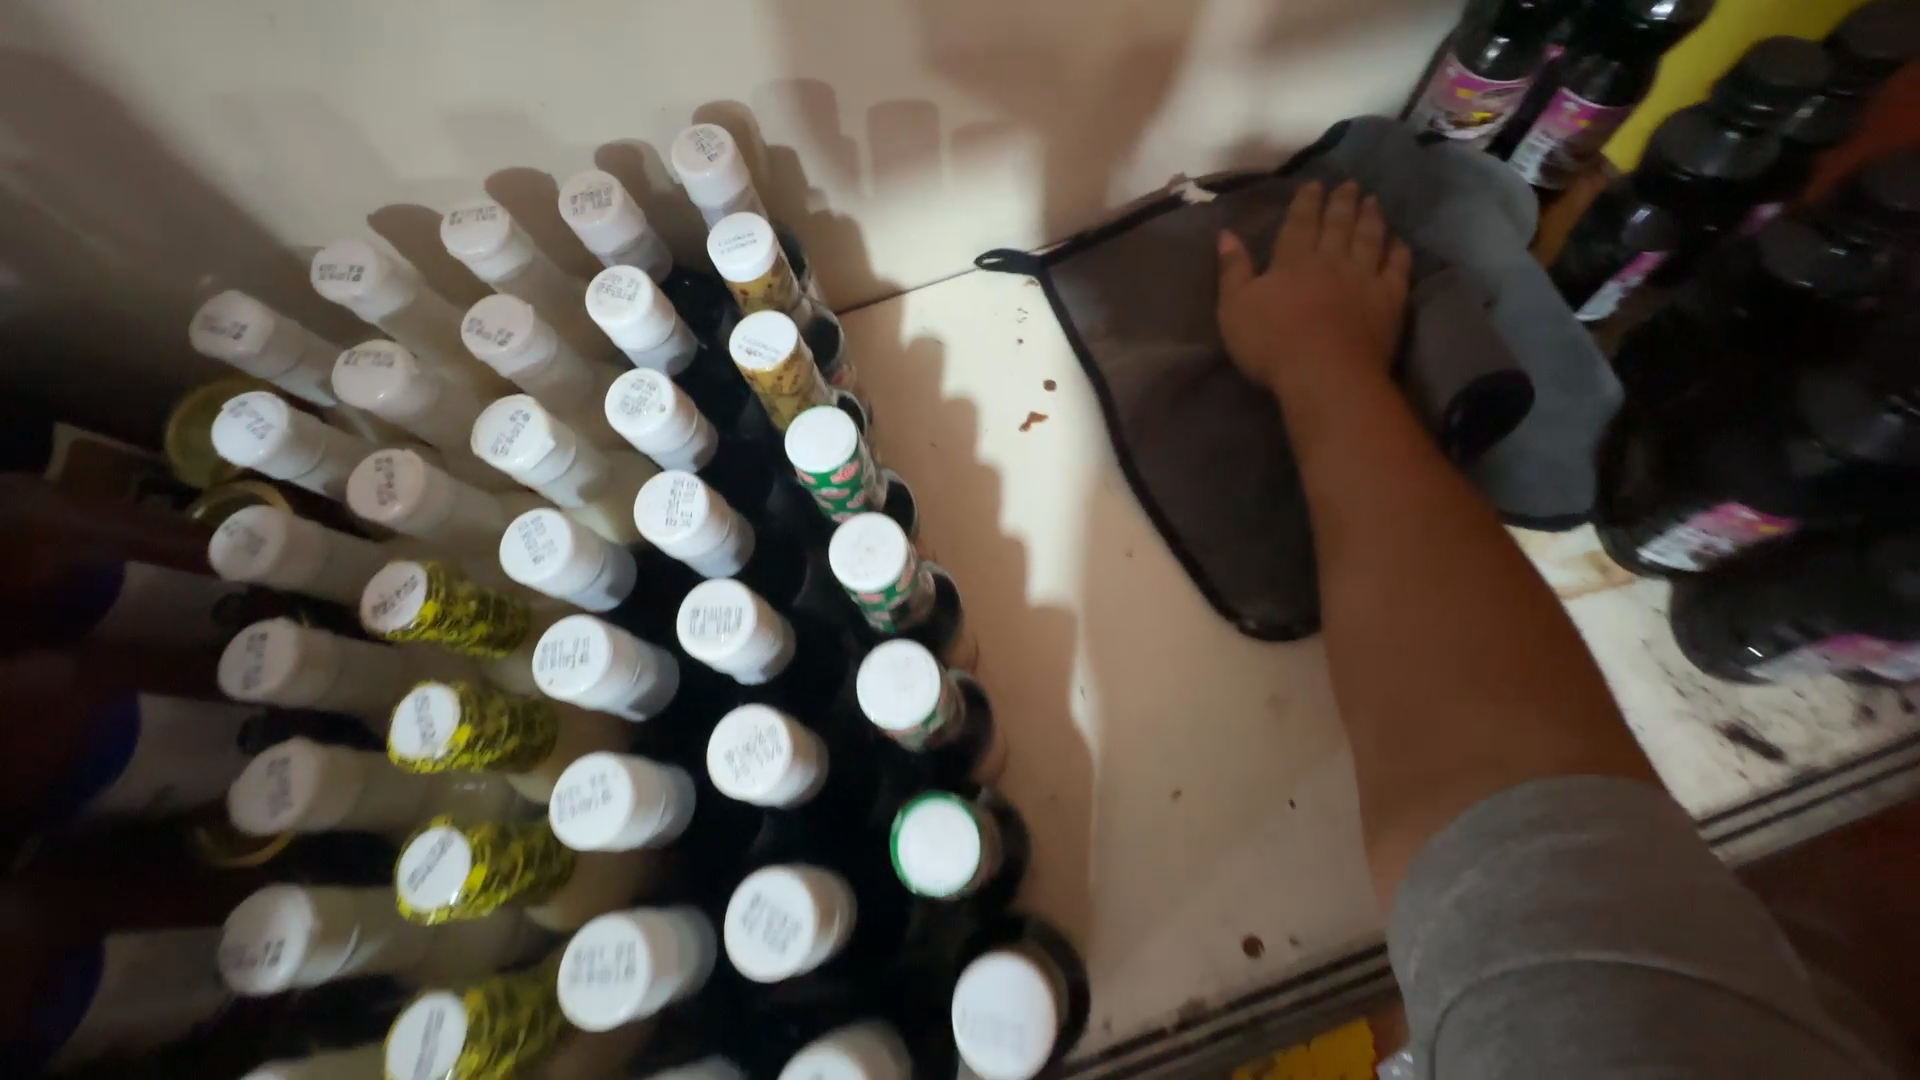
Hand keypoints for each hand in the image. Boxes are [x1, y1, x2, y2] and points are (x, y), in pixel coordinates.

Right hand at [1216, 180, 1412, 391]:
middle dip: (1343, 202)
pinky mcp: (1389, 300)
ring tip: (1373, 200)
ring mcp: (1364, 278)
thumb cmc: (1271, 342)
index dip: (1307, 202)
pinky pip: (1397, 267)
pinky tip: (1399, 241)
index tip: (1314, 184)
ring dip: (1371, 217)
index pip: (1300, 223)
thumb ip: (1232, 270)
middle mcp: (1332, 260)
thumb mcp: (1234, 308)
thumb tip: (1226, 234)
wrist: (1323, 374)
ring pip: (1370, 238)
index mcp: (1293, 261)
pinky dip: (1399, 251)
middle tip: (1350, 184)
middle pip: (1339, 224)